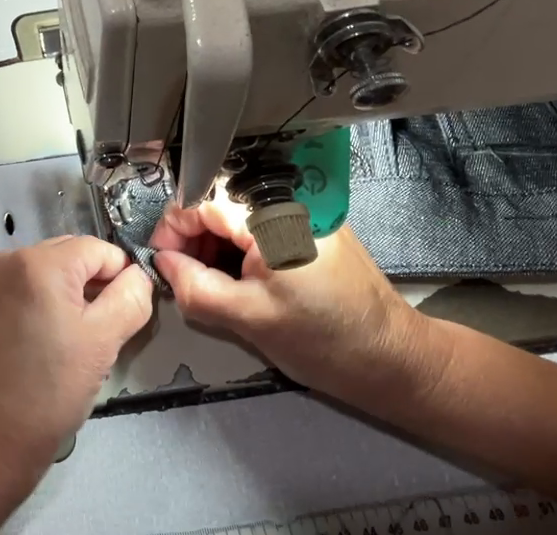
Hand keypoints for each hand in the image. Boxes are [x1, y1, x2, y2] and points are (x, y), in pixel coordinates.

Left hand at [0, 236, 152, 480]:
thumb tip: (139, 275)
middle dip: (91, 285)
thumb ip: (131, 299)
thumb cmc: (47, 393)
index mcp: (38, 263)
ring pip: (47, 270)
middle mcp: (7, 258)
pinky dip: (40, 301)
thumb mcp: (103, 343)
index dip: (120, 276)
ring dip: (66, 294)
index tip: (125, 313)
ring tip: (68, 340)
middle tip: (98, 332)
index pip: (98, 249)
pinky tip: (43, 340)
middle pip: (70, 254)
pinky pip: (22, 284)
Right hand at [150, 200, 434, 400]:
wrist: (395, 359)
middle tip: (184, 277)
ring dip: (216, 241)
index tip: (161, 261)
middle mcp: (289, 197)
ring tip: (212, 282)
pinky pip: (262, 220)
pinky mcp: (315, 221)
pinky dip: (242, 244)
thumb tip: (162, 263)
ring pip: (239, 211)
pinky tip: (241, 276)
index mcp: (271, 213)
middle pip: (219, 201)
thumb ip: (195, 287)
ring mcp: (306, 206)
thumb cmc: (323, 341)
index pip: (200, 200)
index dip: (172, 229)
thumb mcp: (248, 320)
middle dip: (194, 237)